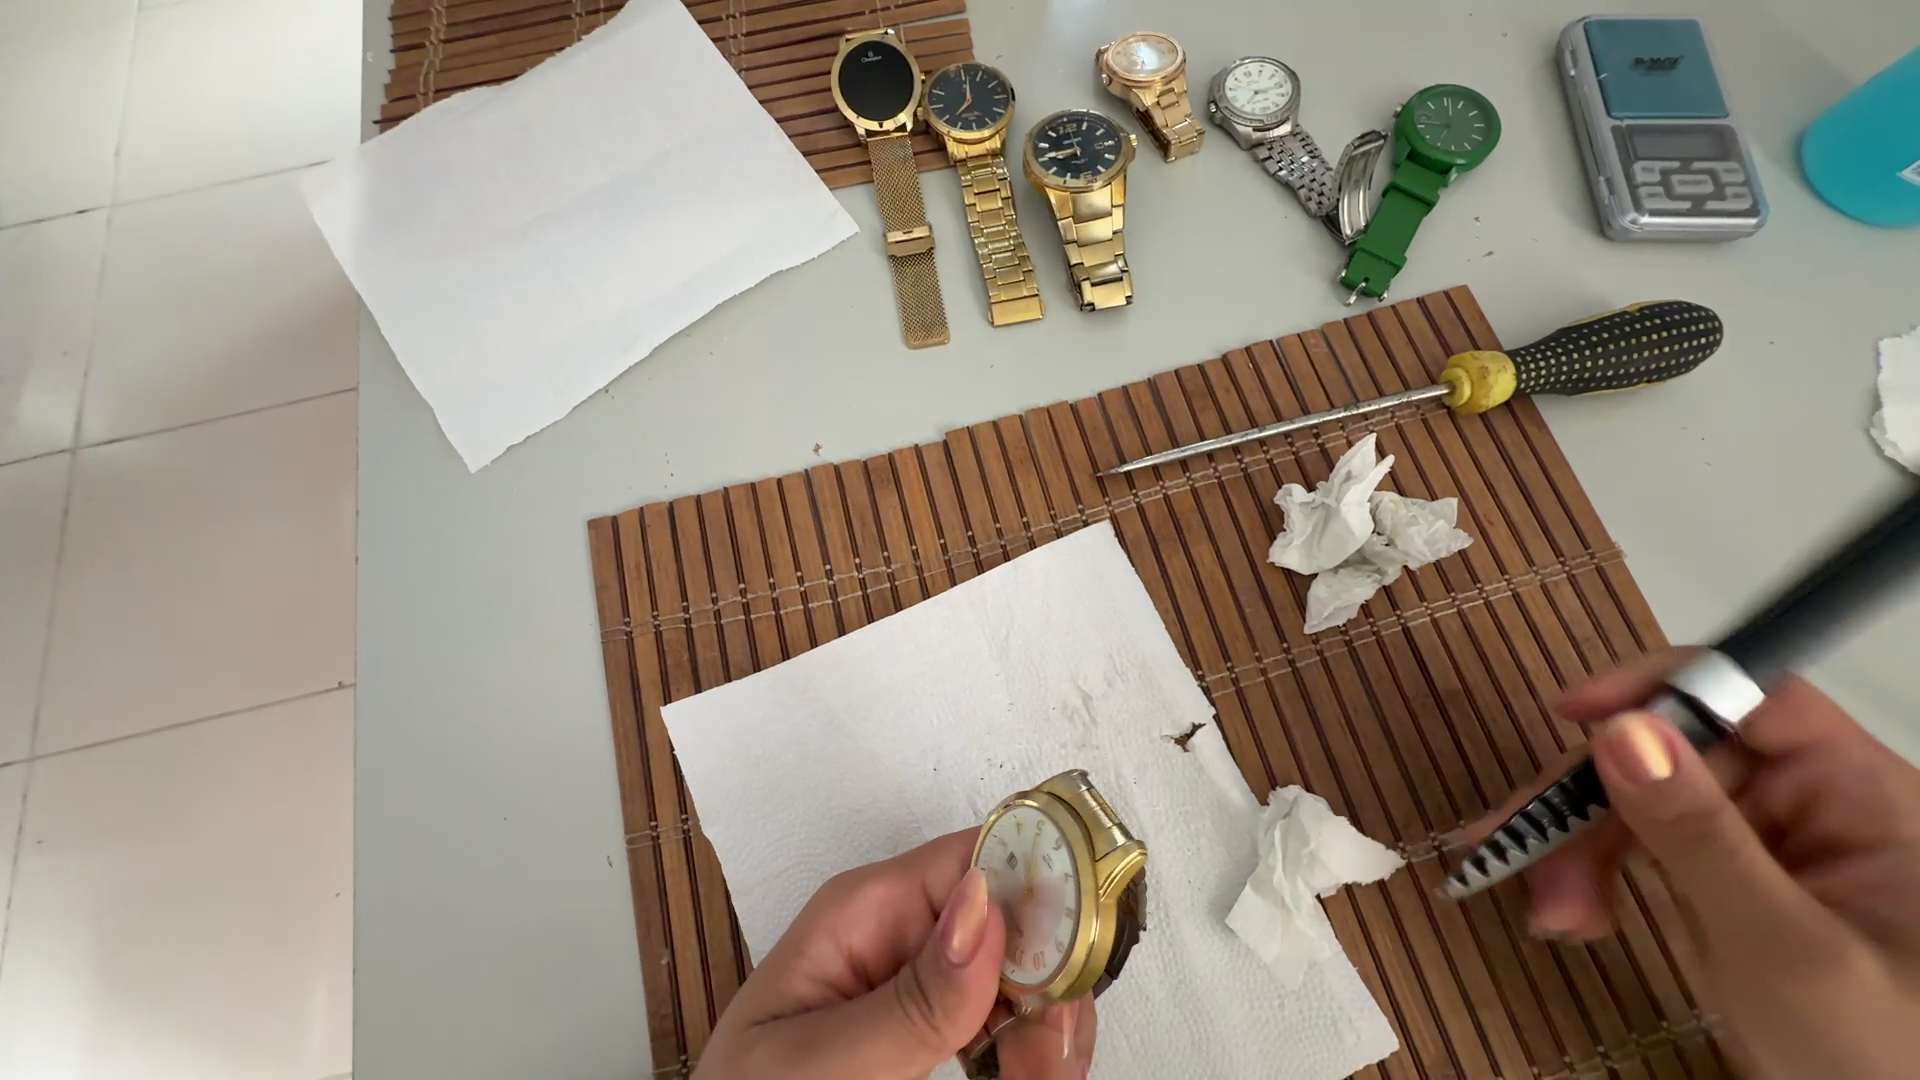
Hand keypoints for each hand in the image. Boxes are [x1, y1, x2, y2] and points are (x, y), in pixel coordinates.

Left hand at [694, 830, 1097, 1078]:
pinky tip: (1033, 1072)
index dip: (1038, 889)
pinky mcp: (933, 1023)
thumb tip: (986, 901)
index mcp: (870, 906)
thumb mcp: (821, 1057)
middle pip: (1013, 918)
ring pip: (1023, 971)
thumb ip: (911, 994)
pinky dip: (1034, 1047)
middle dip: (1051, 971)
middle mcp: (905, 928)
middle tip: (1057, 1046)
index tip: (1074, 952)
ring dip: (1051, 1019)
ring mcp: (922, 976)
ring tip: (1046, 1072)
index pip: (974, 858)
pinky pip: (1007, 1017)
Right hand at [1465, 650, 1919, 1079]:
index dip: (1655, 690)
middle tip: (1517, 849)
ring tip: (1551, 913)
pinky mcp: (1716, 874)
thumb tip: (1617, 729)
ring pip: (1631, 801)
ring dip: (1573, 850)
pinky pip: (1631, 844)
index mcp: (1855, 795)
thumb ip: (1699, 835)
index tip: (1567, 716)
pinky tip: (1568, 914)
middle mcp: (1804, 802)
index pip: (1749, 698)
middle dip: (1585, 808)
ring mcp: (1755, 839)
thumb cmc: (1880, 1055)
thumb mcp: (1781, 946)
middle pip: (1664, 756)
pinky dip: (1586, 874)